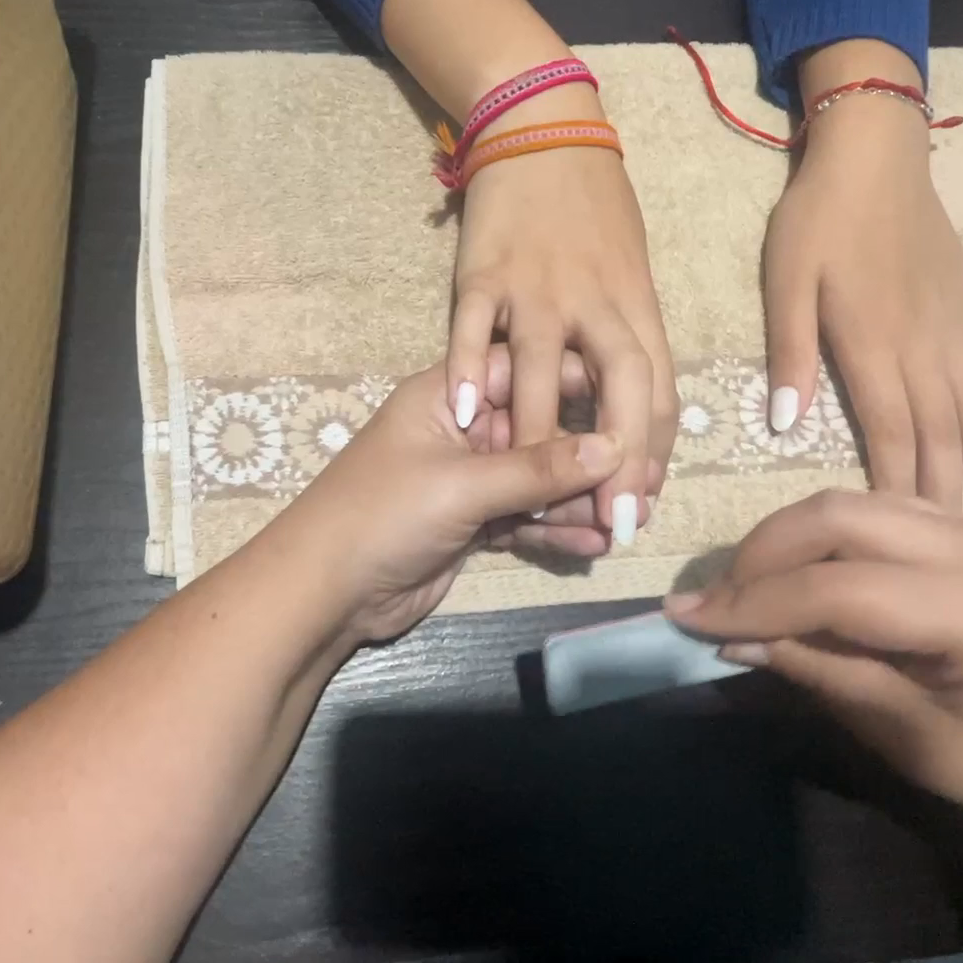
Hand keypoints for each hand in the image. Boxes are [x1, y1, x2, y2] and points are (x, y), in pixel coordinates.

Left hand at [265, 347, 623, 643]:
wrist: (326, 591)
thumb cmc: (384, 514)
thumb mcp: (462, 484)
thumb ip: (538, 468)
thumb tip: (614, 449)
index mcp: (447, 394)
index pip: (523, 370)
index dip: (575, 385)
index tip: (627, 406)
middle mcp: (462, 430)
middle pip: (538, 431)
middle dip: (585, 460)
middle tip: (635, 486)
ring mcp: (467, 479)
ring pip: (535, 481)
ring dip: (575, 502)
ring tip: (624, 524)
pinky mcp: (471, 523)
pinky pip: (524, 519)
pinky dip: (553, 532)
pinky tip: (591, 545)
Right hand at [449, 91, 677, 550]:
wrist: (544, 131)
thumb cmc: (594, 213)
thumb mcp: (631, 275)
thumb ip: (631, 342)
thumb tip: (635, 419)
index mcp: (635, 306)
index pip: (657, 391)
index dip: (653, 455)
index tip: (641, 507)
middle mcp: (594, 302)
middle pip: (618, 388)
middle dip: (617, 462)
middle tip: (608, 522)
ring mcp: (537, 287)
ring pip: (544, 369)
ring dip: (539, 435)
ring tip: (531, 496)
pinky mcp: (485, 272)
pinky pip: (476, 329)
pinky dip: (472, 371)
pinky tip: (467, 416)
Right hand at [664, 490, 962, 860]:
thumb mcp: (912, 737)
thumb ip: (820, 672)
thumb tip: (733, 638)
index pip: (833, 588)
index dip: (751, 603)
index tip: (686, 618)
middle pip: (835, 517)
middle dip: (760, 554)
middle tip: (717, 599)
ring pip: (849, 501)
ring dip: (787, 536)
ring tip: (750, 584)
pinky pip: (876, 507)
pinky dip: (823, 530)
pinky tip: (806, 569)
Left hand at [764, 43, 962, 527]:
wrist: (874, 157)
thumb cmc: (816, 223)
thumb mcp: (786, 287)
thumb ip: (792, 357)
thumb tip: (786, 427)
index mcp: (874, 350)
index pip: (889, 434)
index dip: (898, 486)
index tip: (912, 536)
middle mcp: (925, 349)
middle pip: (940, 433)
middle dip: (951, 492)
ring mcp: (956, 328)